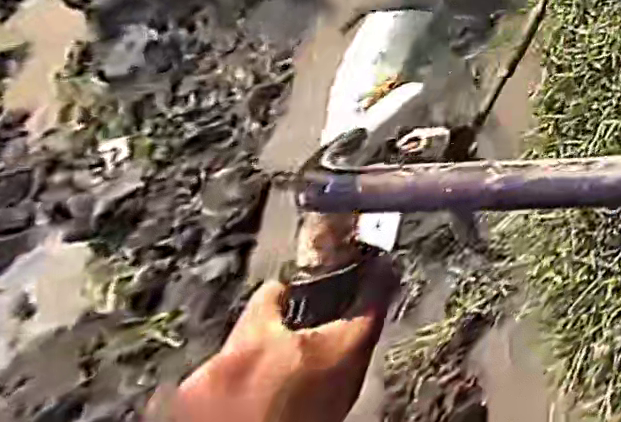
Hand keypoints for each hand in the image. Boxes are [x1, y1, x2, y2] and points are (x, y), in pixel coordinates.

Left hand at [157, 259, 397, 421]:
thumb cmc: (305, 415)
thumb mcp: (352, 352)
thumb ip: (368, 304)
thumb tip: (381, 271)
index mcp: (250, 342)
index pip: (272, 292)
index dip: (300, 291)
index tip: (316, 299)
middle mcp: (209, 367)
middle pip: (254, 331)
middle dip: (281, 338)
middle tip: (306, 355)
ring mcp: (187, 402)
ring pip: (234, 366)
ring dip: (257, 370)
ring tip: (283, 388)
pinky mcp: (181, 421)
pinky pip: (214, 395)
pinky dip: (237, 396)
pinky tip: (261, 406)